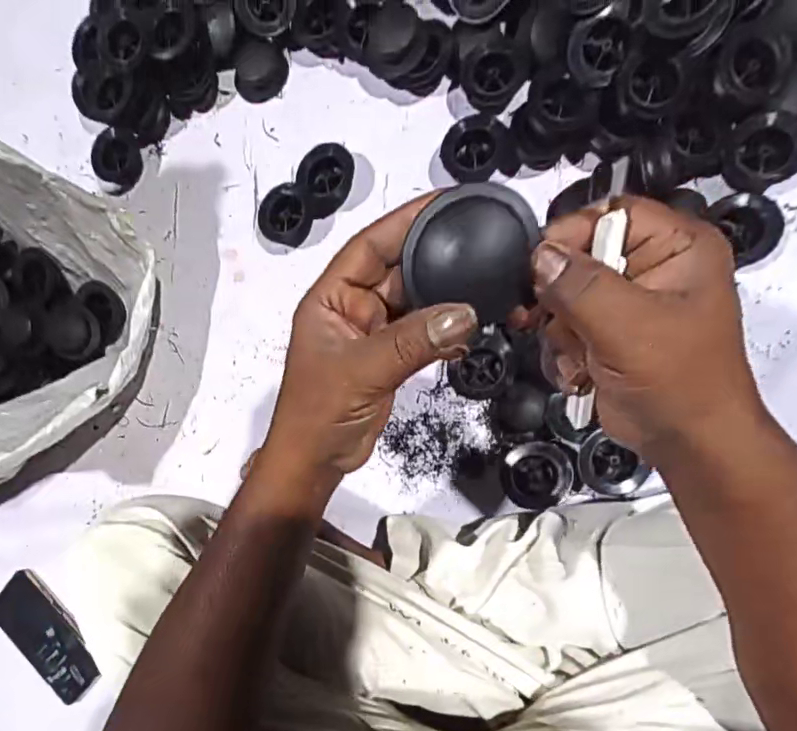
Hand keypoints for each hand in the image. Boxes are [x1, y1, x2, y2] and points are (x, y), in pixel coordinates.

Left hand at [258, 193, 478, 481]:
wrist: (316, 462)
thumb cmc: (316, 416)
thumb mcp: (361, 370)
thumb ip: (411, 341)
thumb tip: (462, 314)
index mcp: (330, 298)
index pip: (369, 245)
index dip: (405, 221)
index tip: (443, 202)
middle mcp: (351, 309)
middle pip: (397, 270)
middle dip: (433, 258)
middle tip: (476, 244)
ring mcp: (371, 335)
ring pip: (414, 303)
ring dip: (443, 298)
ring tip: (480, 285)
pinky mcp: (389, 360)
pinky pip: (422, 334)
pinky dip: (444, 332)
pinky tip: (466, 330)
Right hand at [527, 195, 764, 457]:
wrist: (686, 441)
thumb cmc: (686, 386)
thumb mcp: (629, 325)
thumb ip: (581, 286)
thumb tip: (543, 258)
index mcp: (677, 248)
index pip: (612, 214)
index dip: (572, 235)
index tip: (542, 265)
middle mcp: (651, 273)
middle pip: (579, 260)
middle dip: (561, 299)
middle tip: (559, 320)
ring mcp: (626, 309)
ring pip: (564, 302)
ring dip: (562, 335)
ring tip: (584, 357)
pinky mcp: (606, 341)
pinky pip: (563, 334)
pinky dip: (564, 357)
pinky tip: (584, 373)